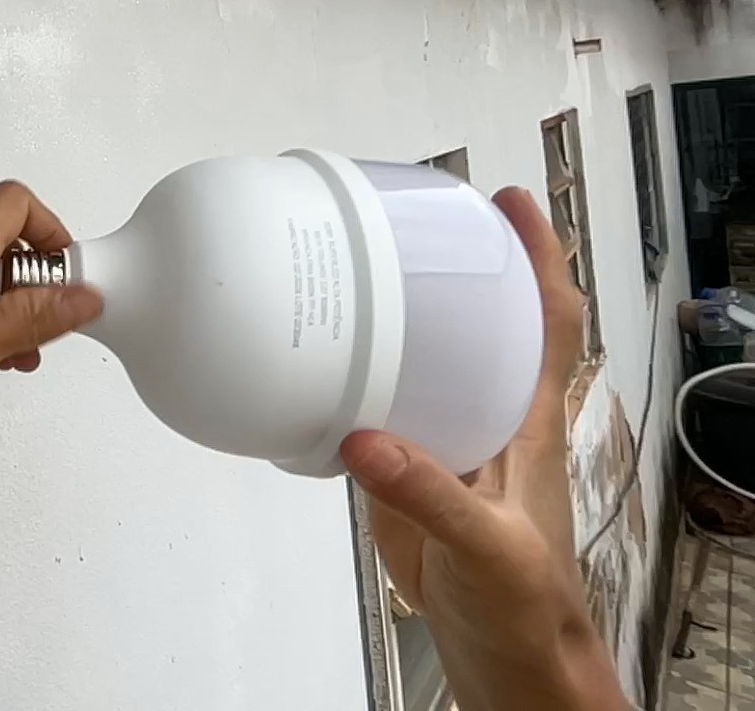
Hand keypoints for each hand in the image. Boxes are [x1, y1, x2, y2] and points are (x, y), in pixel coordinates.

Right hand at [339, 187, 626, 709]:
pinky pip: (369, 395)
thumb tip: (362, 438)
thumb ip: (430, 493)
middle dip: (451, 266)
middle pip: (477, 322)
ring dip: (390, 312)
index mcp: (523, 422)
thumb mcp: (490, 547)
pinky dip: (343, 366)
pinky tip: (305, 358)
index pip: (546, 324)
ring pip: (419, 354)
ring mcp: (438, 433)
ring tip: (337, 272)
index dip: (536, 261)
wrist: (498, 647)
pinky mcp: (396, 457)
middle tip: (397, 222)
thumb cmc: (521, 602)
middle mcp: (483, 413)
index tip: (502, 205)